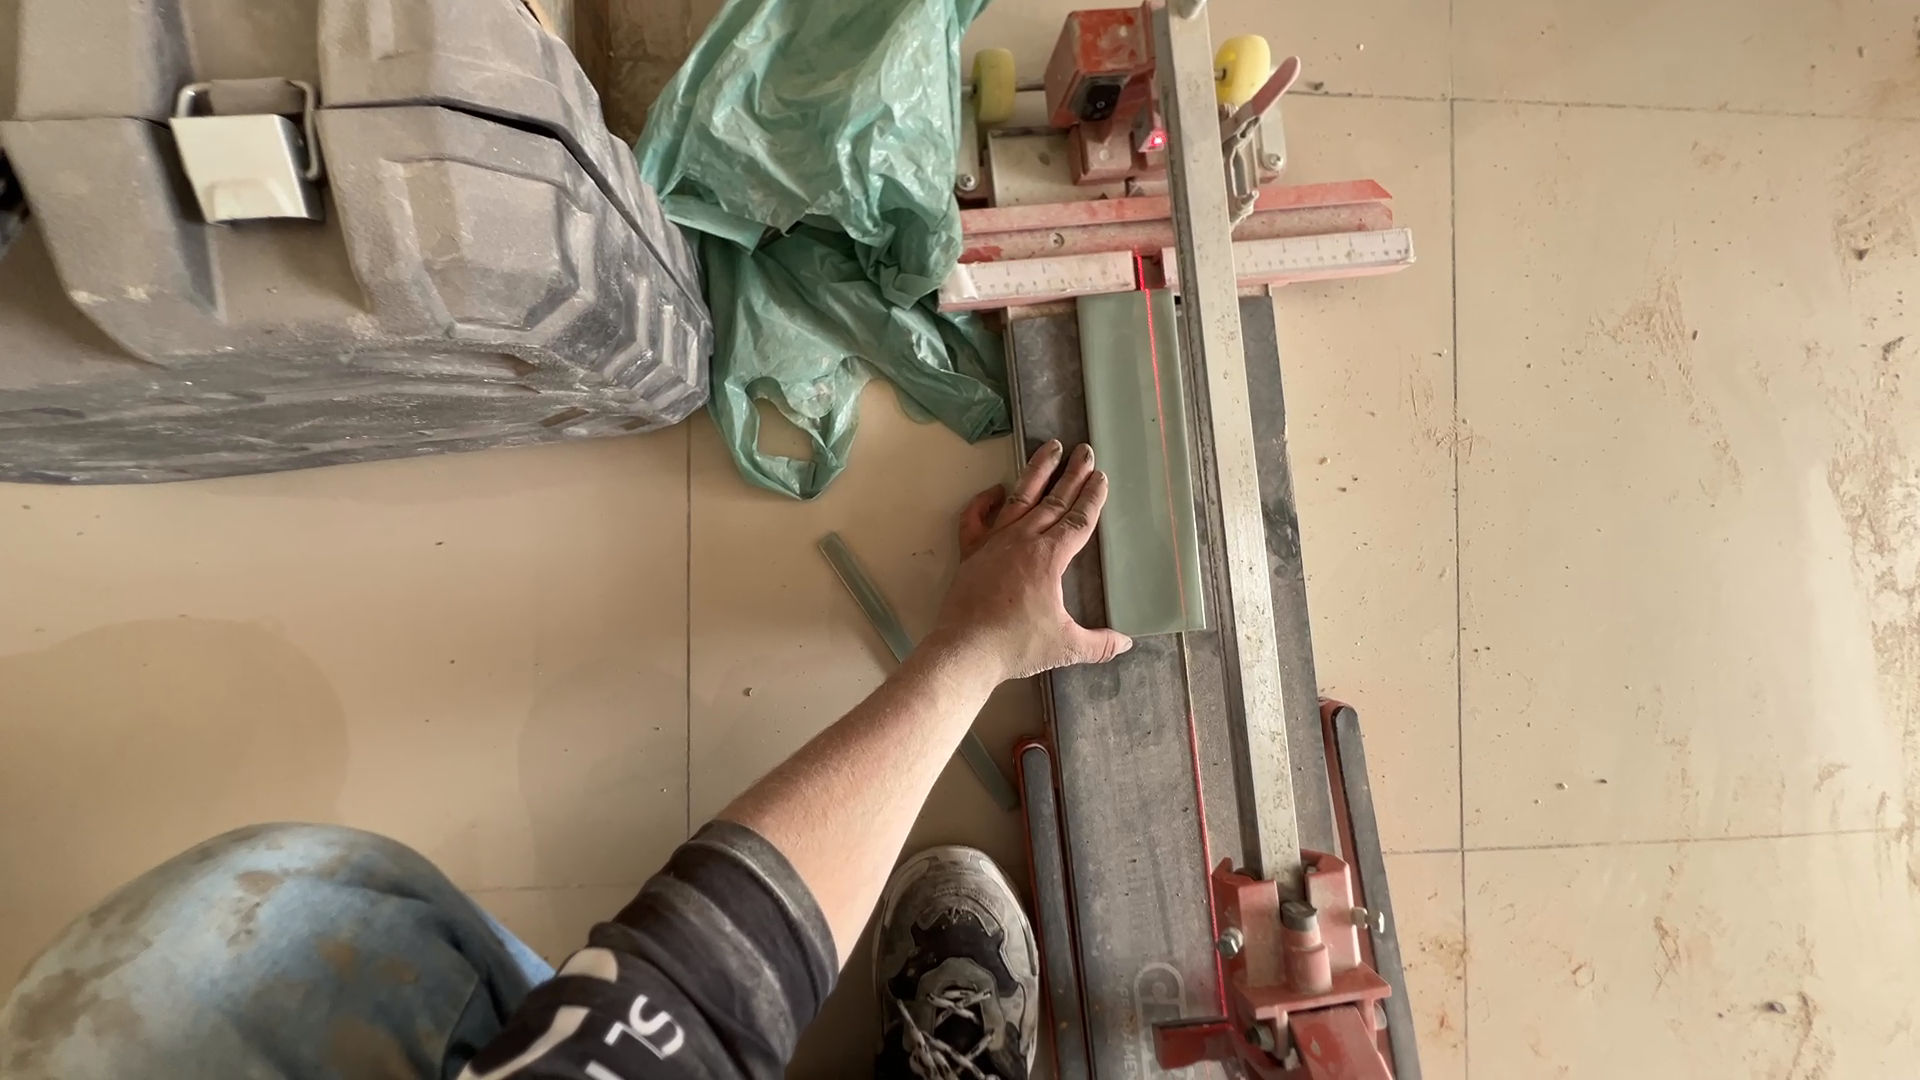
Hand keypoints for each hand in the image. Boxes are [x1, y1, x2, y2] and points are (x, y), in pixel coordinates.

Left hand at [927, 440, 1133, 681]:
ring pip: (1019, 498)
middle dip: (1072, 474)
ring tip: (1049, 448)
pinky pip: (975, 519)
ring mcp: (993, 543)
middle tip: (1084, 450)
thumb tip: (1126, 644)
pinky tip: (995, 490)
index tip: (1101, 476)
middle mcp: (1022, 541)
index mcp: (1049, 557)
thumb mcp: (1065, 646)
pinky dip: (983, 501)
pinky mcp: (971, 552)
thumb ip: (1099, 644)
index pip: (1078, 520)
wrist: (966, 649)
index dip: (1092, 498)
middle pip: (1053, 500)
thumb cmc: (1015, 644)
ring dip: (1036, 472)